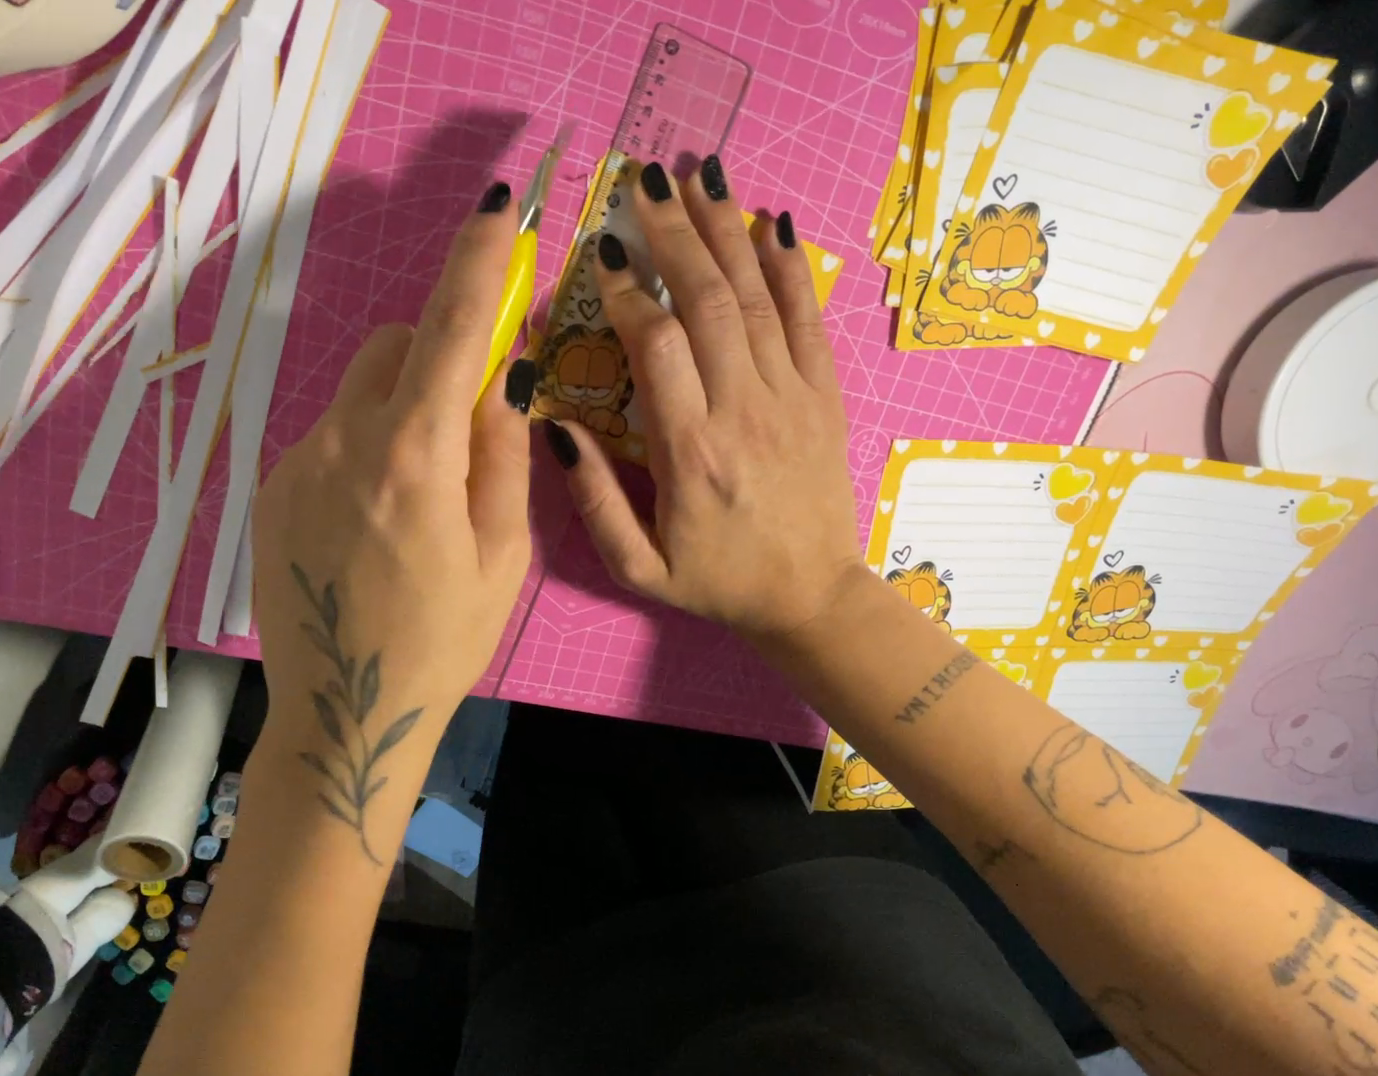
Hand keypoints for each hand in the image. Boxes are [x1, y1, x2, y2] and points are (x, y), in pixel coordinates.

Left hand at [253, 183, 532, 742]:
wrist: (346, 710)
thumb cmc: (444, 640)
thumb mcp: (503, 554)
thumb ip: (504, 451)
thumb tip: (506, 370)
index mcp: (413, 458)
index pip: (448, 330)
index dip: (475, 261)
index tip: (494, 206)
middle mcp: (343, 442)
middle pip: (394, 347)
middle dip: (437, 353)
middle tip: (470, 415)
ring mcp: (298, 464)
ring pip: (360, 392)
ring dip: (401, 405)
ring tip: (422, 489)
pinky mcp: (273, 489)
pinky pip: (332, 436)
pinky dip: (366, 445)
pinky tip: (377, 518)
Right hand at [548, 157, 862, 643]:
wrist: (810, 598)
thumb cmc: (717, 582)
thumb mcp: (637, 566)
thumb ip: (593, 499)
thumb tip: (554, 429)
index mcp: (690, 453)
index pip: (656, 347)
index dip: (629, 291)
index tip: (607, 251)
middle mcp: (743, 412)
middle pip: (706, 301)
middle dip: (674, 232)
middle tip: (645, 180)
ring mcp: (791, 398)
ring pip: (755, 296)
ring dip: (725, 229)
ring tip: (699, 175)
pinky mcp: (823, 396)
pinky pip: (807, 317)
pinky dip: (789, 266)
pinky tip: (770, 222)